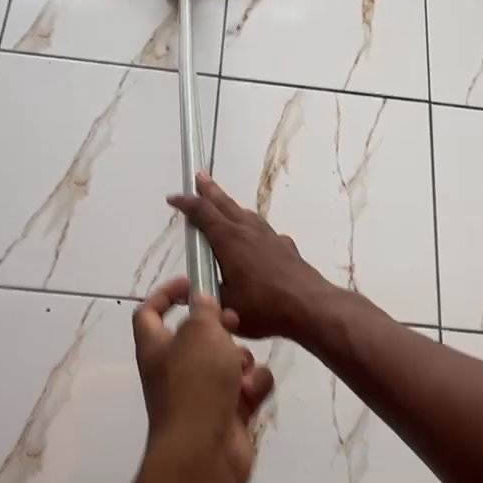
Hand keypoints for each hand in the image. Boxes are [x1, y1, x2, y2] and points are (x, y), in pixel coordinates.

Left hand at [132, 277, 274, 482]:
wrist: (204, 453)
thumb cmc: (196, 384)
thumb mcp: (200, 332)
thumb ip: (204, 311)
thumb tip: (202, 302)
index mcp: (156, 346)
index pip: (149, 312)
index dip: (166, 294)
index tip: (193, 283)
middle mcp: (175, 369)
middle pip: (198, 336)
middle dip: (221, 328)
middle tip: (233, 321)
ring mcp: (202, 393)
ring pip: (229, 360)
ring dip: (241, 360)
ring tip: (241, 371)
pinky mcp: (227, 413)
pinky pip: (246, 387)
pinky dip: (252, 387)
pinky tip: (250, 394)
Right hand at [168, 172, 340, 341]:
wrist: (309, 306)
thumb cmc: (263, 306)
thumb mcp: (226, 305)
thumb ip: (208, 294)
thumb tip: (193, 292)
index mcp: (229, 239)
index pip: (202, 212)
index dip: (186, 203)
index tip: (173, 198)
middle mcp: (248, 230)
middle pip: (224, 203)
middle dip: (209, 190)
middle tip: (200, 176)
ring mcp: (269, 236)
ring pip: (245, 214)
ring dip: (231, 206)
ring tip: (224, 205)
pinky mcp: (285, 246)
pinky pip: (263, 230)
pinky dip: (252, 227)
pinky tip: (255, 239)